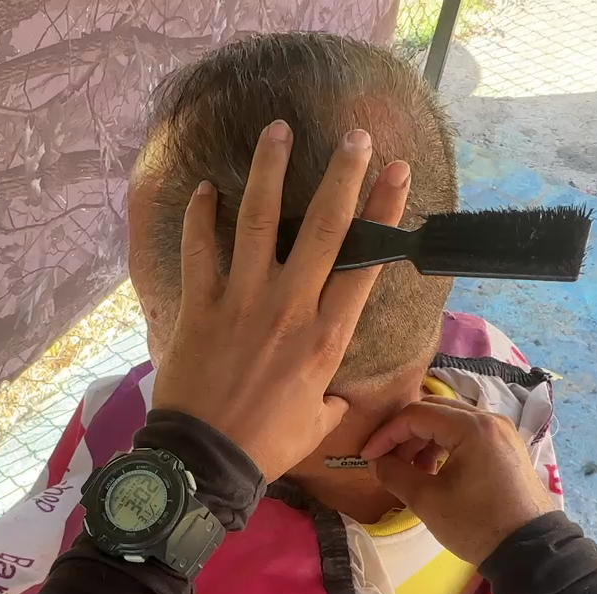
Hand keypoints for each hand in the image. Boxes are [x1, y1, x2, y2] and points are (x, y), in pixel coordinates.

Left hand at [151, 121, 410, 478]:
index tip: (397, 173)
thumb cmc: (264, 446)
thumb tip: (339, 396)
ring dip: (268, 172)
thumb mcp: (315, 427)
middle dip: (342, 177)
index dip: (384, 214)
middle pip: (321, 229)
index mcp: (324, 340)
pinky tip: (205, 189)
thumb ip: (332, 402)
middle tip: (354, 137)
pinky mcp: (200, 306)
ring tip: (276, 131)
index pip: (362, 266)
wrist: (205, 459)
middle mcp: (289, 308)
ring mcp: (241, 302)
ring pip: (258, 222)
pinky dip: (200, 218)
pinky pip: (199, 251)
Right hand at [360, 398, 556, 564]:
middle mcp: (490, 420)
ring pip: (451, 421)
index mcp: (471, 428)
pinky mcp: (507, 446)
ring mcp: (502, 432)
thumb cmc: (476, 524)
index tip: (368, 457)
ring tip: (411, 470)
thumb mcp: (426, 501)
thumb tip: (375, 461)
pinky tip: (435, 471)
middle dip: (404, 434)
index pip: (415, 415)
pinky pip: (468, 433)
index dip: (386, 434)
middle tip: (387, 460)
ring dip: (423, 440)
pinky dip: (444, 445)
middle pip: (433, 411)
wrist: (530, 550)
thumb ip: (394, 474)